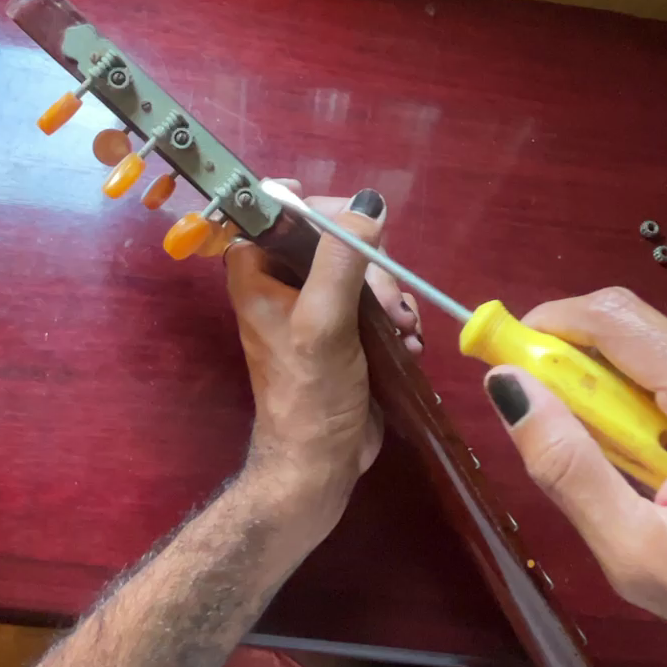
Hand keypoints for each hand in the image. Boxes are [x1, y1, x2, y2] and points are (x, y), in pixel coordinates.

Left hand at [225, 187, 416, 536]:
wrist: (322, 462)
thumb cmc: (310, 392)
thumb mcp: (324, 320)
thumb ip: (341, 258)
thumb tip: (368, 204)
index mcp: (258, 271)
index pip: (280, 211)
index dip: (317, 207)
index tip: (356, 217)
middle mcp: (283, 281)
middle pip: (332, 238)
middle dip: (371, 265)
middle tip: (390, 301)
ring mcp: (316, 304)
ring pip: (360, 268)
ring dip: (390, 294)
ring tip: (403, 328)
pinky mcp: (345, 327)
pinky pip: (374, 299)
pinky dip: (395, 315)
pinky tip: (407, 341)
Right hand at [485, 289, 666, 666]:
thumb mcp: (644, 561)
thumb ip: (566, 468)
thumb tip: (509, 386)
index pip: (617, 321)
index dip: (549, 323)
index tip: (508, 354)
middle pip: (639, 329)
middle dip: (584, 365)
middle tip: (562, 425)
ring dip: (627, 389)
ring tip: (638, 467)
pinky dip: (666, 398)